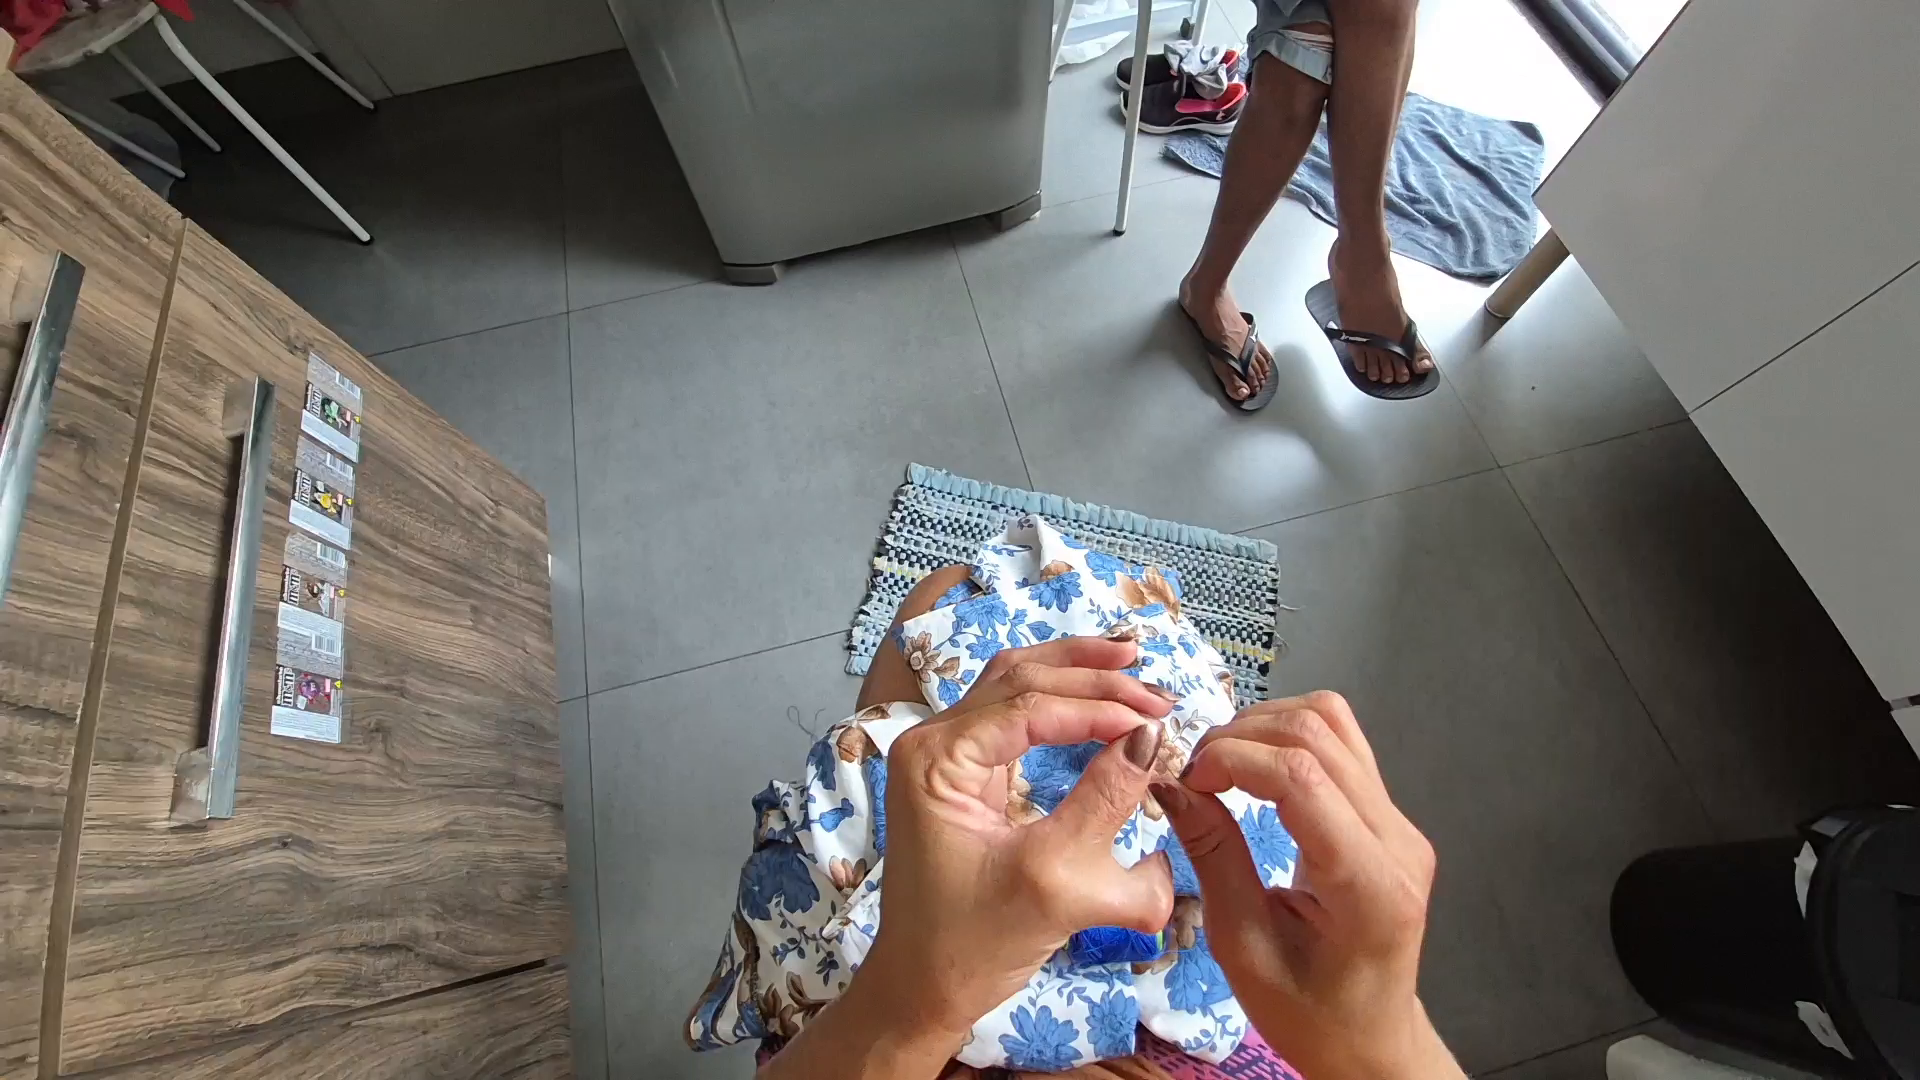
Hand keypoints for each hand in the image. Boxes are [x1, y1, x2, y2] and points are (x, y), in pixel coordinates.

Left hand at [862, 637, 1178, 1047]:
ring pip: (1014, 681)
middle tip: (1156, 693)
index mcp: (935, 758)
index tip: (1157, 722)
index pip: (1028, 707)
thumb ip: (1103, 803)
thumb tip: (1150, 739)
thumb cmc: (974, 945)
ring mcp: (945, 749)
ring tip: (1128, 657)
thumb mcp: (1052, 880)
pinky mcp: (964, 766)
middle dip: (1092, 678)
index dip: (1098, 709)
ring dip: (1073, 668)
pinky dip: (1057, 692)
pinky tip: (1090, 685)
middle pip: (1020, 679)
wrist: (922, 988)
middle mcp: (932, 739)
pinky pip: (1013, 709)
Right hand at [1151, 692, 1460, 1079]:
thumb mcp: (1241, 944)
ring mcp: (1399, 820)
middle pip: (1314, 734)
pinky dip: (1284, 731)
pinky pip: (1339, 737)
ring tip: (1222, 763)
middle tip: (1198, 775)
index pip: (1300, 777)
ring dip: (1260, 726)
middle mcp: (1397, 839)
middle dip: (1238, 737)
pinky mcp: (1388, 811)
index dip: (1231, 759)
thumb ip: (1212, 853)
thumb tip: (1169, 783)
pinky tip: (1255, 761)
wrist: (1371, 1041)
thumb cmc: (1305, 1011)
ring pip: (1329, 720)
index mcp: (1368, 886)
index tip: (1188, 783)